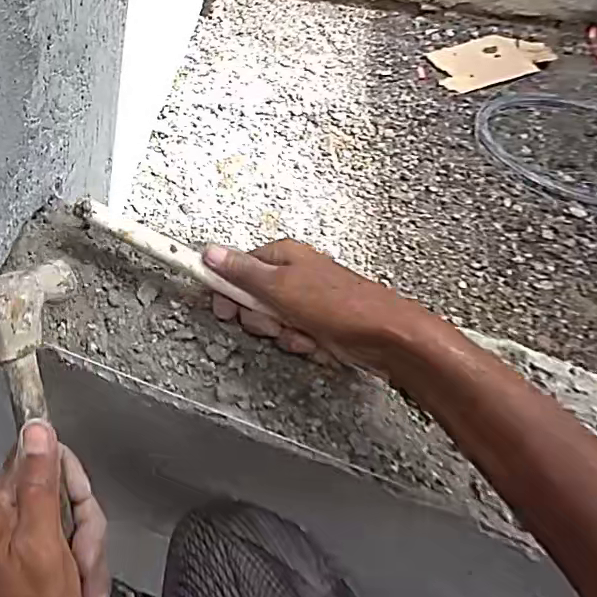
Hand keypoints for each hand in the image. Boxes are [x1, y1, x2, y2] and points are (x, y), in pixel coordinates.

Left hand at [0, 420, 111, 596]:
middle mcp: (19, 512)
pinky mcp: (54, 554)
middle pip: (71, 484)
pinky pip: (87, 541)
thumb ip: (40, 482)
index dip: (69, 476)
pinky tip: (83, 591)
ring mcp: (38, 534)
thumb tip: (37, 426)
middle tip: (78, 552)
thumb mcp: (40, 541)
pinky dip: (92, 569)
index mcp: (6, 501)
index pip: (45, 451)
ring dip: (92, 552)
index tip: (73, 504)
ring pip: (84, 514)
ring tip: (80, 581)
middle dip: (86, 522)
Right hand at [201, 238, 428, 370]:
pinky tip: (317, 343)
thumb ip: (241, 271)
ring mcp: (305, 299)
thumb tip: (211, 252)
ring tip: (302, 333)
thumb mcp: (279, 286)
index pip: (236, 267)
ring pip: (272, 321)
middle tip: (273, 321)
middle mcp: (292, 273)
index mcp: (282, 255)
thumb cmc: (338, 305)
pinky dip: (302, 344)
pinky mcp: (318, 322)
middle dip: (260, 318)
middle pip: (252, 298)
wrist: (385, 336)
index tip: (219, 304)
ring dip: (283, 334)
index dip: (225, 289)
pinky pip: (294, 335)